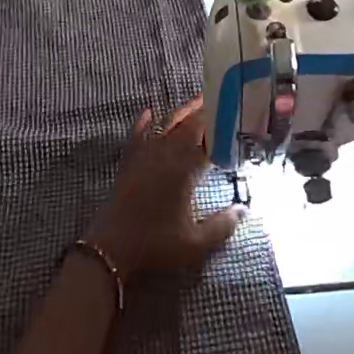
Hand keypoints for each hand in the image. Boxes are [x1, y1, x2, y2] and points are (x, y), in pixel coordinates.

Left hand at [83, 97, 243, 278]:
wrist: (109, 252)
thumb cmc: (155, 246)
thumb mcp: (195, 243)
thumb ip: (222, 226)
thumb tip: (244, 210)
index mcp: (183, 171)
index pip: (209, 141)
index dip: (225, 130)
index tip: (240, 121)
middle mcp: (164, 157)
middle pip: (188, 126)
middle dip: (207, 112)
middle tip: (224, 102)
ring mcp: (143, 159)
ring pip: (164, 126)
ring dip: (182, 112)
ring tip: (198, 101)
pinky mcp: (127, 166)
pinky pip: (136, 137)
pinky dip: (143, 123)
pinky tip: (148, 112)